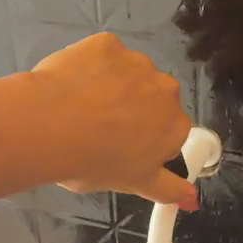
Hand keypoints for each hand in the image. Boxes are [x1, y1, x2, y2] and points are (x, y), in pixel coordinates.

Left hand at [25, 33, 196, 207]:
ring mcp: (137, 62)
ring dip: (112, 87)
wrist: (49, 125)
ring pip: (129, 75)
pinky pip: (104, 55)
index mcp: (175, 126)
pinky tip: (73, 84)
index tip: (120, 150)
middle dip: (133, 111)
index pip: (168, 132)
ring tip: (81, 108)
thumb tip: (192, 199)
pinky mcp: (108, 43)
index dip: (144, 141)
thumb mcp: (133, 184)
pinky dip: (92, 67)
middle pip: (153, 99)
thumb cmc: (92, 161)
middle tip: (99, 130)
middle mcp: (166, 89)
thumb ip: (167, 189)